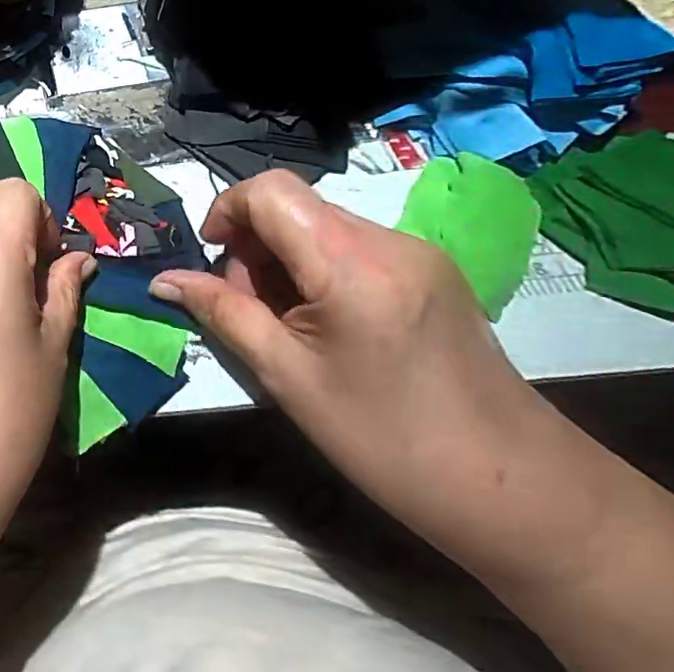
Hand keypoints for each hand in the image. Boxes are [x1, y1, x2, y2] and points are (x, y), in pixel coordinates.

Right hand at [147, 171, 551, 551]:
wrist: (508, 484)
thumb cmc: (385, 440)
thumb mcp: (288, 377)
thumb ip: (224, 314)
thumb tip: (165, 281)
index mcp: (350, 262)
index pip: (270, 190)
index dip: (227, 211)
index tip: (215, 258)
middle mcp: (387, 238)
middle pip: (296, 205)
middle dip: (256, 244)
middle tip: (253, 308)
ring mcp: (417, 248)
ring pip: (325, 224)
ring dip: (288, 258)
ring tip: (291, 323)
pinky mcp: (433, 266)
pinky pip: (357, 245)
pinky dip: (323, 268)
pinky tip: (330, 323)